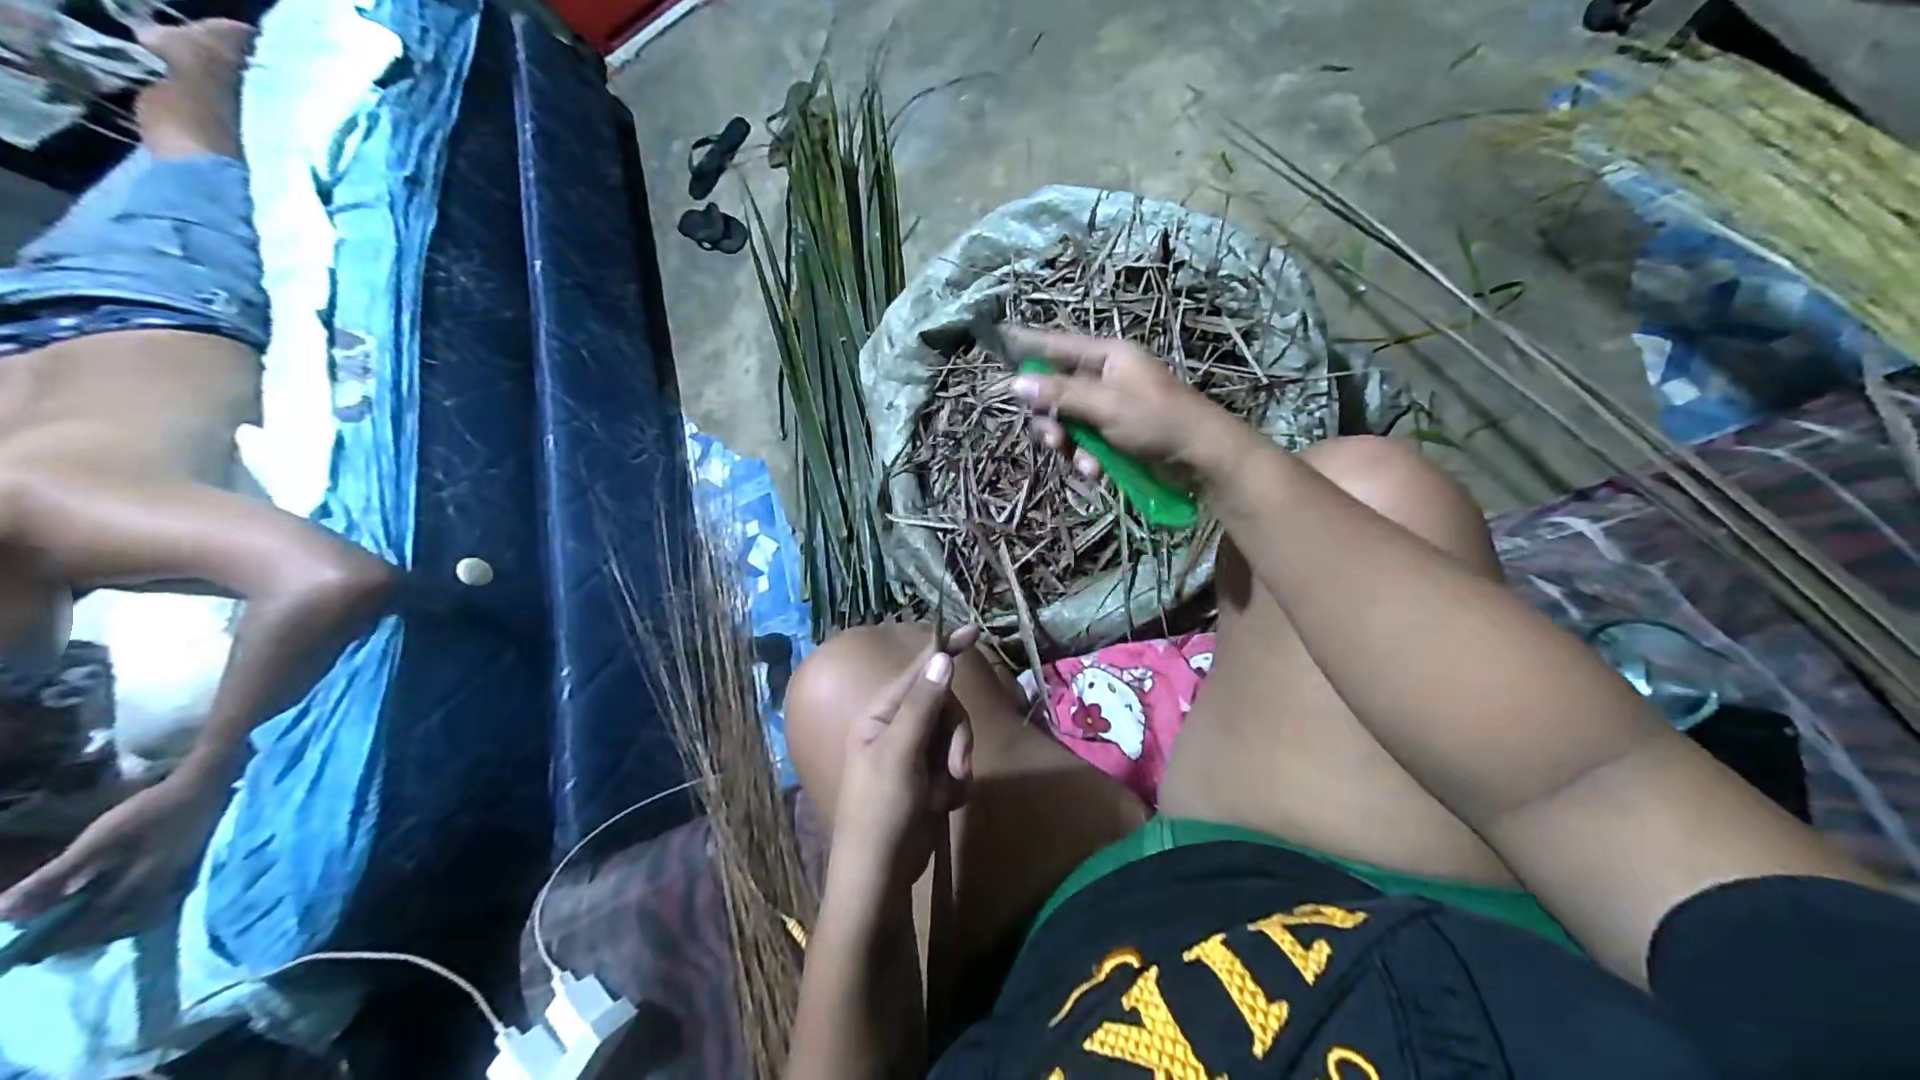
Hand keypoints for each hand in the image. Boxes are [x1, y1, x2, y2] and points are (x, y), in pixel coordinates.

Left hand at [0, 769, 228, 941]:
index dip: (51, 938)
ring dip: (106, 928)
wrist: (207, 785)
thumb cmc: (151, 810)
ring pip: (135, 917)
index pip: (86, 926)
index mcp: (135, 888)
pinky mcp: (184, 871)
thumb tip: (2, 915)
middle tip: (48, 943)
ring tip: (83, 928)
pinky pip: (154, 904)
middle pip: (113, 926)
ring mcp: (175, 881)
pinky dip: (131, 913)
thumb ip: (55, 876)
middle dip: (79, 937)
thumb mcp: (99, 840)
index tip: (21, 951)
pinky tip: (123, 907)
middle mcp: (156, 892)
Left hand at [829, 627, 979, 897]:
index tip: (975, 631)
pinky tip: (941, 805)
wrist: (880, 876)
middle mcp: (898, 727)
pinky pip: (957, 764)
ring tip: (943, 794)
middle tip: (953, 767)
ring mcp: (915, 753)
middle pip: (947, 707)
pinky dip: (955, 784)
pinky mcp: (929, 777)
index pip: (919, 671)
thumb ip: (922, 705)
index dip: (946, 650)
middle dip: (956, 736)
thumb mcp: (900, 755)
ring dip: (956, 764)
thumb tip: (940, 657)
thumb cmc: (880, 812)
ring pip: (956, 737)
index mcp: (882, 714)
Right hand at [1002, 327, 1250, 476]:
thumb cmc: (1159, 421)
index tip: (999, 339)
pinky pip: (1084, 443)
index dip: (1029, 344)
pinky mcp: (1115, 436)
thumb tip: (1016, 384)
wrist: (1203, 458)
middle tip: (1054, 440)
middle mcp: (1106, 379)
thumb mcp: (1106, 405)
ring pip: (1067, 423)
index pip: (1058, 345)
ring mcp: (1110, 409)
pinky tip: (1096, 473)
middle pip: (1056, 392)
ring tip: (1083, 464)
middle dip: (1052, 420)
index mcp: (1108, 357)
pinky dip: (1086, 459)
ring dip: (1069, 446)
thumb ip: (1061, 395)